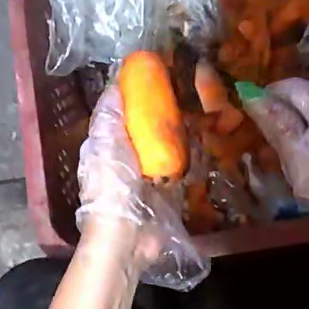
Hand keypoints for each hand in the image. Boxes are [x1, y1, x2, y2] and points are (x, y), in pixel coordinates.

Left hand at [75, 84, 209, 289]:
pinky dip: (190, 153)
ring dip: (177, 130)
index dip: (133, 94)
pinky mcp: (167, 190)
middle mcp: (125, 158)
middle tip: (183, 90)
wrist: (128, 234)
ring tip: (198, 107)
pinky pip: (180, 166)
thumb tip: (115, 87)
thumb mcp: (106, 144)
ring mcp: (147, 175)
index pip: (119, 113)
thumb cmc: (112, 185)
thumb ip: (110, 117)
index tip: (155, 74)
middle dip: (160, 112)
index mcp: (105, 146)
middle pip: (144, 128)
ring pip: (163, 144)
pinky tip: (204, 136)